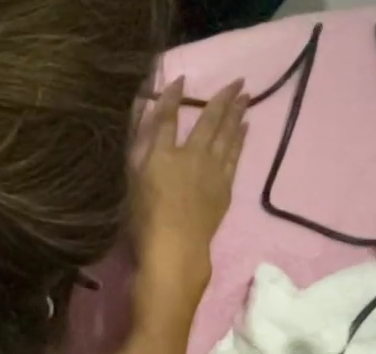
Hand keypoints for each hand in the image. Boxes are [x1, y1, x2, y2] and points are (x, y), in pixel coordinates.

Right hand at [132, 77, 248, 305]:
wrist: (174, 251)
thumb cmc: (142, 226)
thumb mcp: (130, 189)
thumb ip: (136, 156)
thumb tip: (142, 127)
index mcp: (160, 156)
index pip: (164, 119)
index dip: (170, 98)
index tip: (179, 79)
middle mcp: (190, 155)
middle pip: (207, 120)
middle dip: (220, 99)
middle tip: (235, 81)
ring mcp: (212, 169)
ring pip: (226, 133)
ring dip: (236, 113)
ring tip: (245, 96)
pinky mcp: (225, 186)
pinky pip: (235, 154)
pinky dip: (240, 138)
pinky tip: (245, 127)